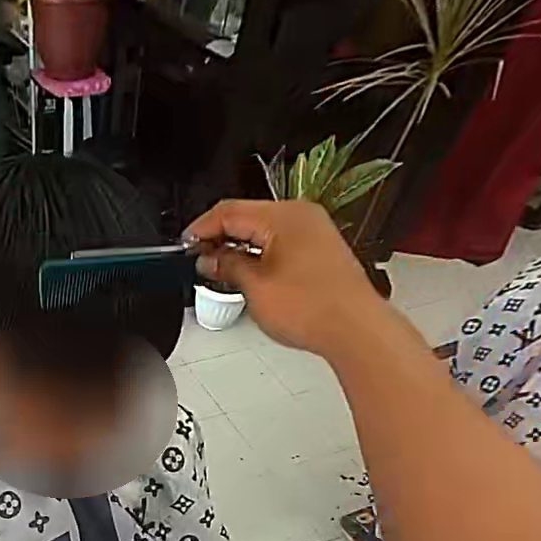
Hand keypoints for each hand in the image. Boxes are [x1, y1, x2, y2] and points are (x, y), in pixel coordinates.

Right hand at [183, 199, 398, 357]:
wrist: (354, 330)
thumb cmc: (314, 308)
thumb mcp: (256, 288)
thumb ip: (228, 266)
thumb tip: (211, 258)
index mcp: (283, 215)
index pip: (229, 211)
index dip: (202, 228)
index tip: (186, 244)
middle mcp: (302, 216)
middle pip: (248, 217)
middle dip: (220, 238)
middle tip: (201, 260)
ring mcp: (315, 233)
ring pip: (265, 231)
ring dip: (241, 248)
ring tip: (223, 272)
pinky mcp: (321, 251)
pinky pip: (283, 243)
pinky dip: (262, 255)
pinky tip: (251, 275)